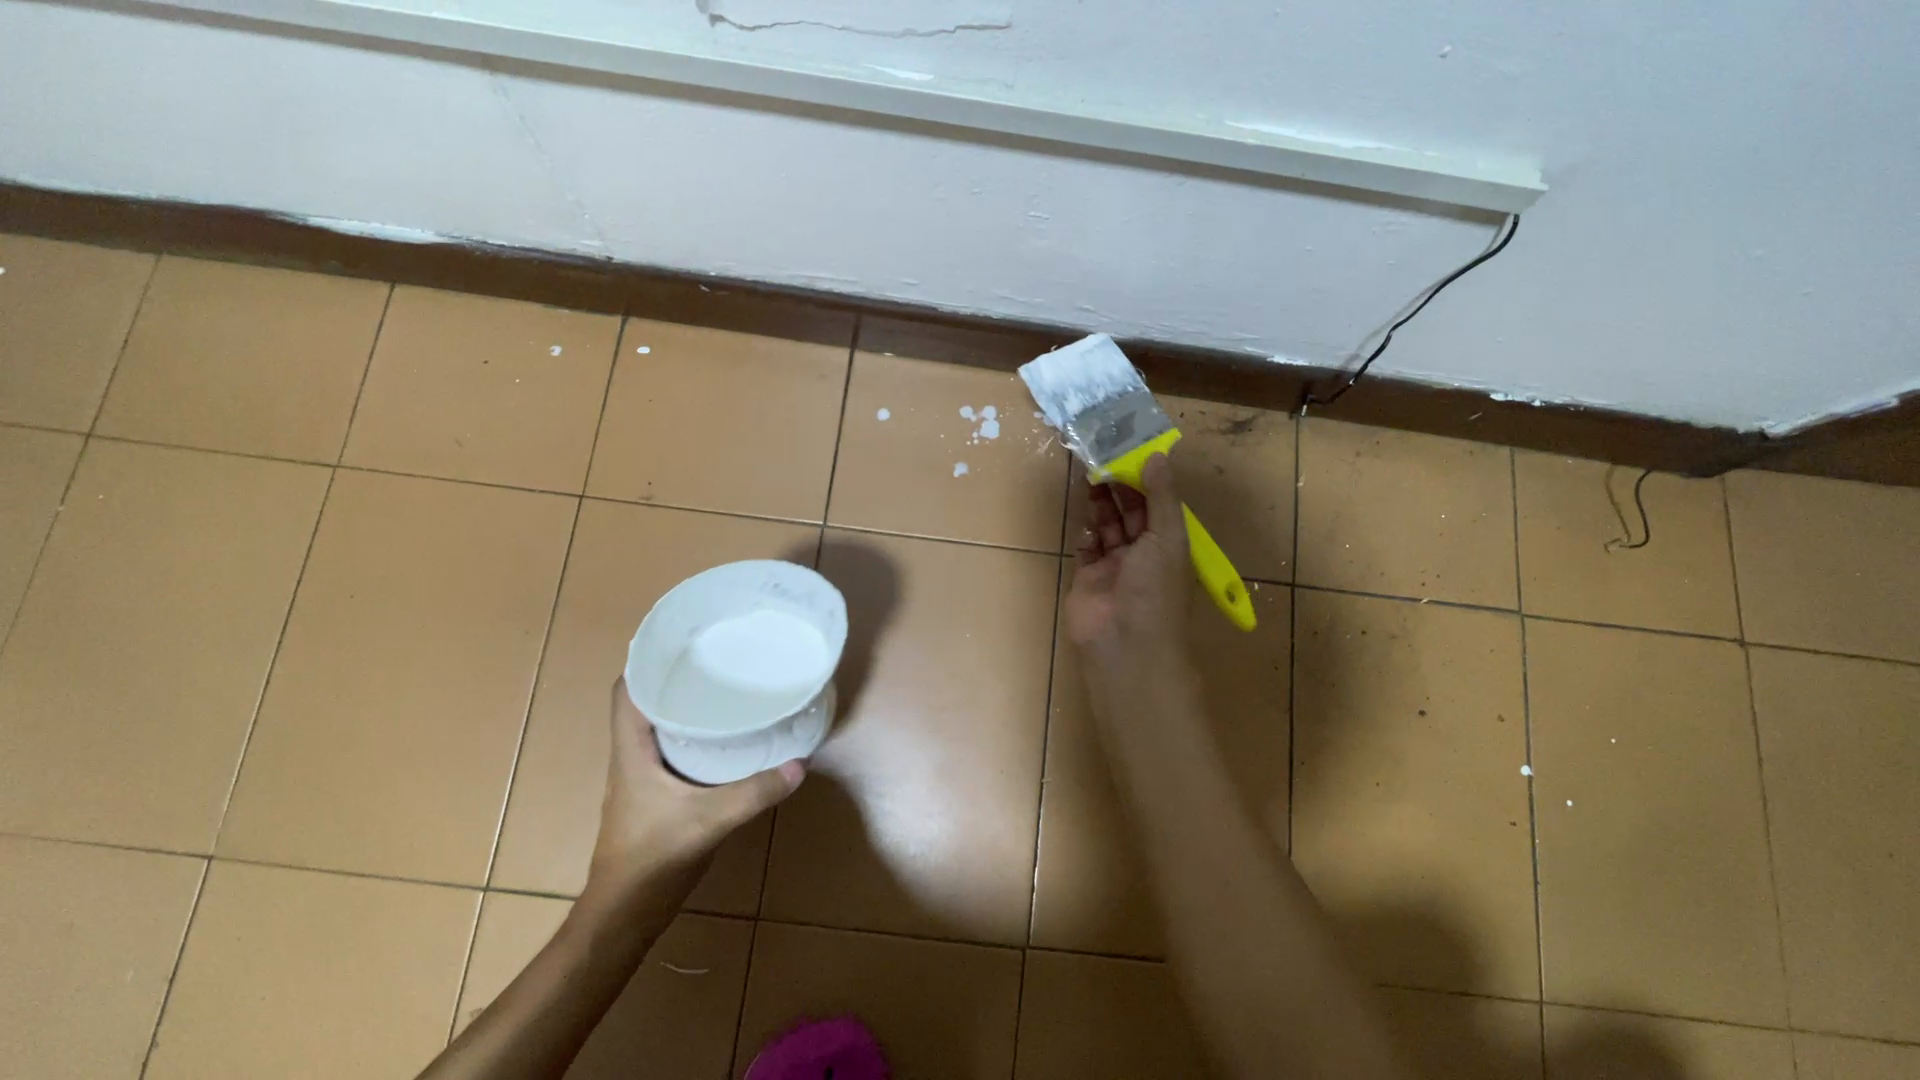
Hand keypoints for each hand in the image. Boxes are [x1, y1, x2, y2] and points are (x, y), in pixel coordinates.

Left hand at [585, 679, 805, 907]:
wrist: (626, 912)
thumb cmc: (653, 857)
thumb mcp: (708, 821)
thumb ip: (754, 793)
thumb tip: (800, 764)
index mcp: (632, 750)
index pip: (628, 691)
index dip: (647, 662)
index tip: (684, 643)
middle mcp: (634, 757)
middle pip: (649, 704)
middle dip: (678, 680)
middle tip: (719, 661)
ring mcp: (645, 779)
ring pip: (663, 729)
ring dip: (688, 709)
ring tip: (727, 691)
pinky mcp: (659, 797)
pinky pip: (676, 753)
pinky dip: (697, 739)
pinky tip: (728, 741)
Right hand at [1063, 453, 1190, 666]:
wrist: (1125, 646)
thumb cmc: (1155, 590)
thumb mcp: (1168, 538)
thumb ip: (1161, 497)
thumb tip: (1157, 455)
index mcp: (1170, 545)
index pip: (1158, 504)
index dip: (1146, 478)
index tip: (1131, 448)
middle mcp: (1144, 554)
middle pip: (1131, 511)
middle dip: (1119, 484)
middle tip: (1103, 452)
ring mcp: (1114, 566)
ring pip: (1107, 525)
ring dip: (1100, 500)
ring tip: (1089, 469)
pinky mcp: (1087, 578)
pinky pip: (1086, 547)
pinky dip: (1086, 529)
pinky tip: (1084, 509)